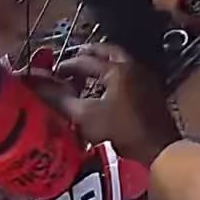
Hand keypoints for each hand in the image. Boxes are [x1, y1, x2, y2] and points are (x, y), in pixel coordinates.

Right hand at [45, 43, 181, 166]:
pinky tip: (104, 87)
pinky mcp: (151, 91)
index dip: (66, 66)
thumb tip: (40, 88)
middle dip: (89, 53)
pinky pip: (129, 73)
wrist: (159, 148)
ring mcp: (145, 78)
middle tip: (74, 58)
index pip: (85, 61)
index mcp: (116, 69)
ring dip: (102, 62)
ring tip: (87, 72)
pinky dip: (113, 73)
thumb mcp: (85, 115)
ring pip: (120, 61)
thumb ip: (60, 99)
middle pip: (107, 51)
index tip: (54, 73)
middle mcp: (133, 67)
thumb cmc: (121, 130)